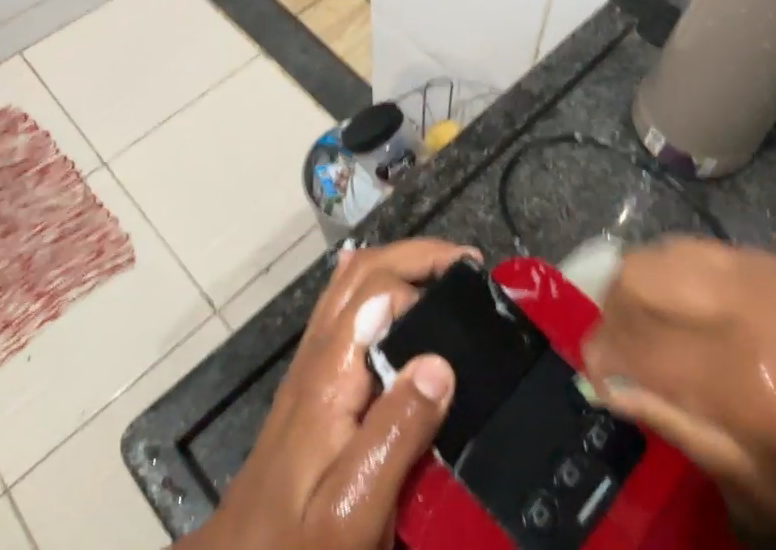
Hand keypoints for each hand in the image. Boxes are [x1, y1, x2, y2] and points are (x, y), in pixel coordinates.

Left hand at [181, 239, 472, 549]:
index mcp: (330, 375)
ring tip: (448, 278)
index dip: (425, 277)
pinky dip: (377, 294)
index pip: (375, 290)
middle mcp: (318, 356)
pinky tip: (399, 308)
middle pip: (359, 273)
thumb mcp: (355, 507)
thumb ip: (396, 435)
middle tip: (470, 266)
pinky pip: (345, 317)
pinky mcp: (315, 386)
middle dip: (415, 255)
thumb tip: (440, 361)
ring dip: (398, 268)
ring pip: (347, 288)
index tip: (477, 287)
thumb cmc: (298, 540)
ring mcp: (312, 368)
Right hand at [580, 239, 775, 543]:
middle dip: (614, 308)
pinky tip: (717, 326)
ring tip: (661, 334)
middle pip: (641, 271)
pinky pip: (724, 258)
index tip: (596, 381)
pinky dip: (696, 281)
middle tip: (622, 354)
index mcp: (741, 374)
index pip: (627, 339)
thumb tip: (617, 390)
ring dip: (651, 286)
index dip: (597, 359)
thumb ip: (688, 431)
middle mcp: (752, 305)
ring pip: (679, 250)